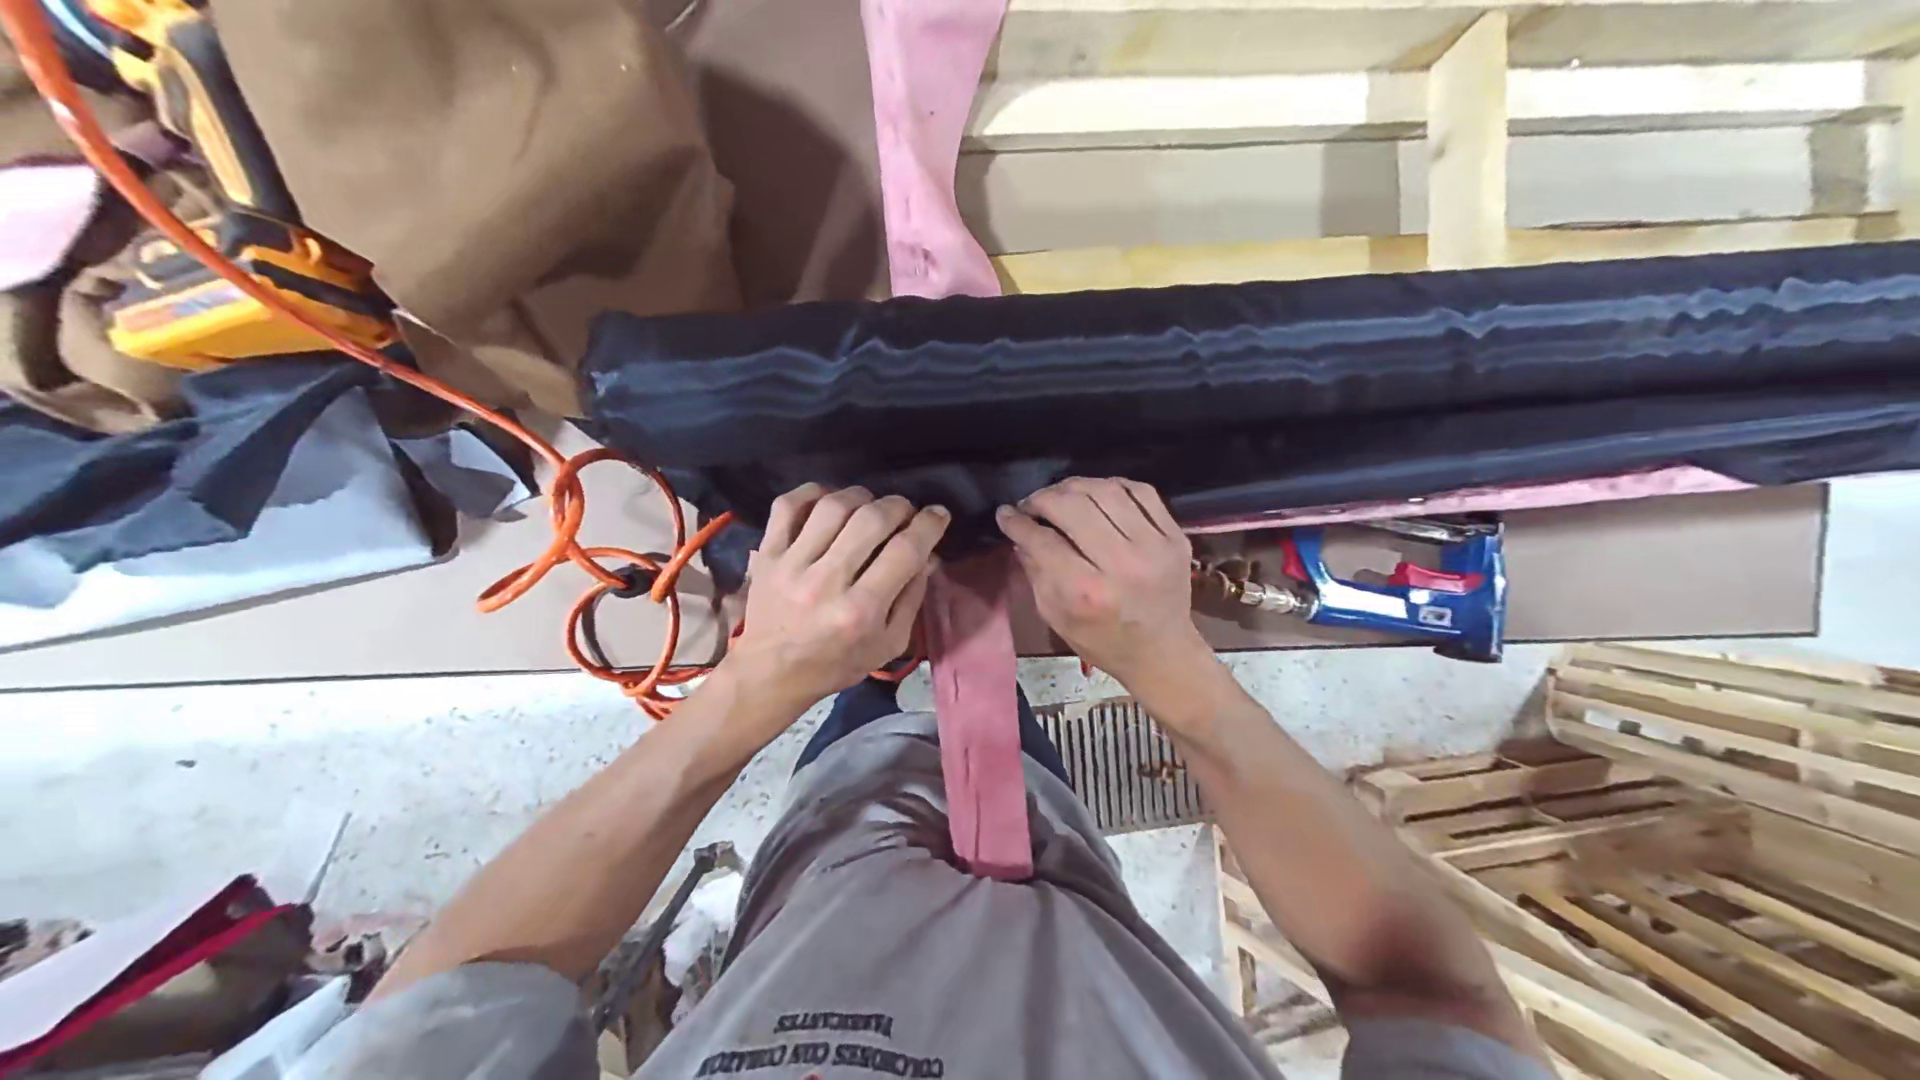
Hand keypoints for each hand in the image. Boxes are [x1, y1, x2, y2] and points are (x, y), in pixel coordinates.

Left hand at [725, 484, 947, 711]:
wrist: (771, 673)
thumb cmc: (836, 663)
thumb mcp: (888, 644)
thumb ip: (912, 597)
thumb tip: (928, 554)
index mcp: (861, 610)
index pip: (905, 550)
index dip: (929, 525)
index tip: (938, 515)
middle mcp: (827, 582)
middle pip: (871, 519)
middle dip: (899, 506)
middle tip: (905, 512)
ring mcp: (792, 565)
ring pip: (833, 505)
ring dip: (862, 496)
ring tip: (870, 506)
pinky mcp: (767, 554)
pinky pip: (788, 505)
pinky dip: (813, 492)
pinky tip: (830, 501)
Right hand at [996, 477, 1210, 692]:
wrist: (1162, 652)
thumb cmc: (1102, 640)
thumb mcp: (1055, 615)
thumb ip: (1036, 571)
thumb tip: (1019, 532)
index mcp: (1088, 592)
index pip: (1043, 540)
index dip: (1017, 522)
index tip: (1006, 514)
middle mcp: (1123, 564)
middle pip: (1073, 506)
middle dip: (1042, 498)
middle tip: (1031, 505)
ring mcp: (1155, 546)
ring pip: (1106, 491)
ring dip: (1074, 486)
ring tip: (1060, 496)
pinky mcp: (1174, 536)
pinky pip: (1141, 491)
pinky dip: (1111, 485)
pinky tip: (1095, 494)